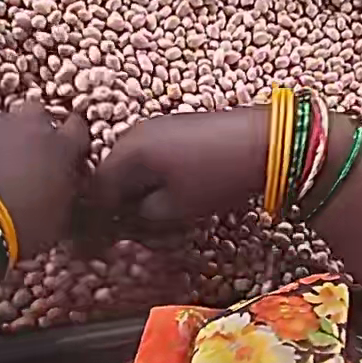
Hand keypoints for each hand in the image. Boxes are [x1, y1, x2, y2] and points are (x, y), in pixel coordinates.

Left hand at [0, 102, 90, 257]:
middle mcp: (30, 125)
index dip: (71, 146)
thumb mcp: (54, 227)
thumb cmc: (14, 228)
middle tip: (24, 164)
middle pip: (38, 116)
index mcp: (62, 149)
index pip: (78, 132)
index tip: (65, 161)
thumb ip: (63, 202)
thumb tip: (63, 196)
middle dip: (33, 134)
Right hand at [91, 107, 268, 224]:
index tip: (106, 236)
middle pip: (111, 172)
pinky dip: (150, 175)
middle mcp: (134, 133)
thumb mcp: (176, 207)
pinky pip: (149, 155)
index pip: (97, 188)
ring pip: (131, 163)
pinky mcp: (175, 127)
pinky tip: (166, 191)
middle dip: (116, 199)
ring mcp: (155, 126)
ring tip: (148, 212)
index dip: (99, 215)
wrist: (265, 140)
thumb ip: (144, 214)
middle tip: (126, 226)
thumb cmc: (217, 176)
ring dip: (134, 187)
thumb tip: (130, 217)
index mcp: (127, 152)